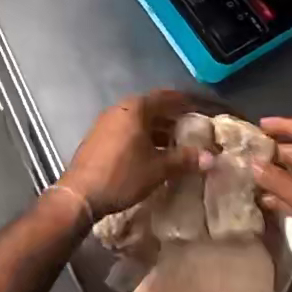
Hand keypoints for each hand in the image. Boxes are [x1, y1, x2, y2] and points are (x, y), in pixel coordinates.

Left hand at [56, 90, 203, 219]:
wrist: (80, 195)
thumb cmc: (122, 175)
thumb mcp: (158, 168)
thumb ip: (185, 160)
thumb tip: (211, 158)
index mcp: (135, 108)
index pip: (166, 97)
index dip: (185, 103)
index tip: (199, 110)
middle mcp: (120, 109)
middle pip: (152, 108)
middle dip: (172, 118)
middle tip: (191, 130)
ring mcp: (106, 123)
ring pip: (139, 120)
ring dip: (157, 130)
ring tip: (174, 145)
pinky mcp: (98, 138)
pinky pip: (127, 130)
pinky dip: (142, 137)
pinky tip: (151, 154)